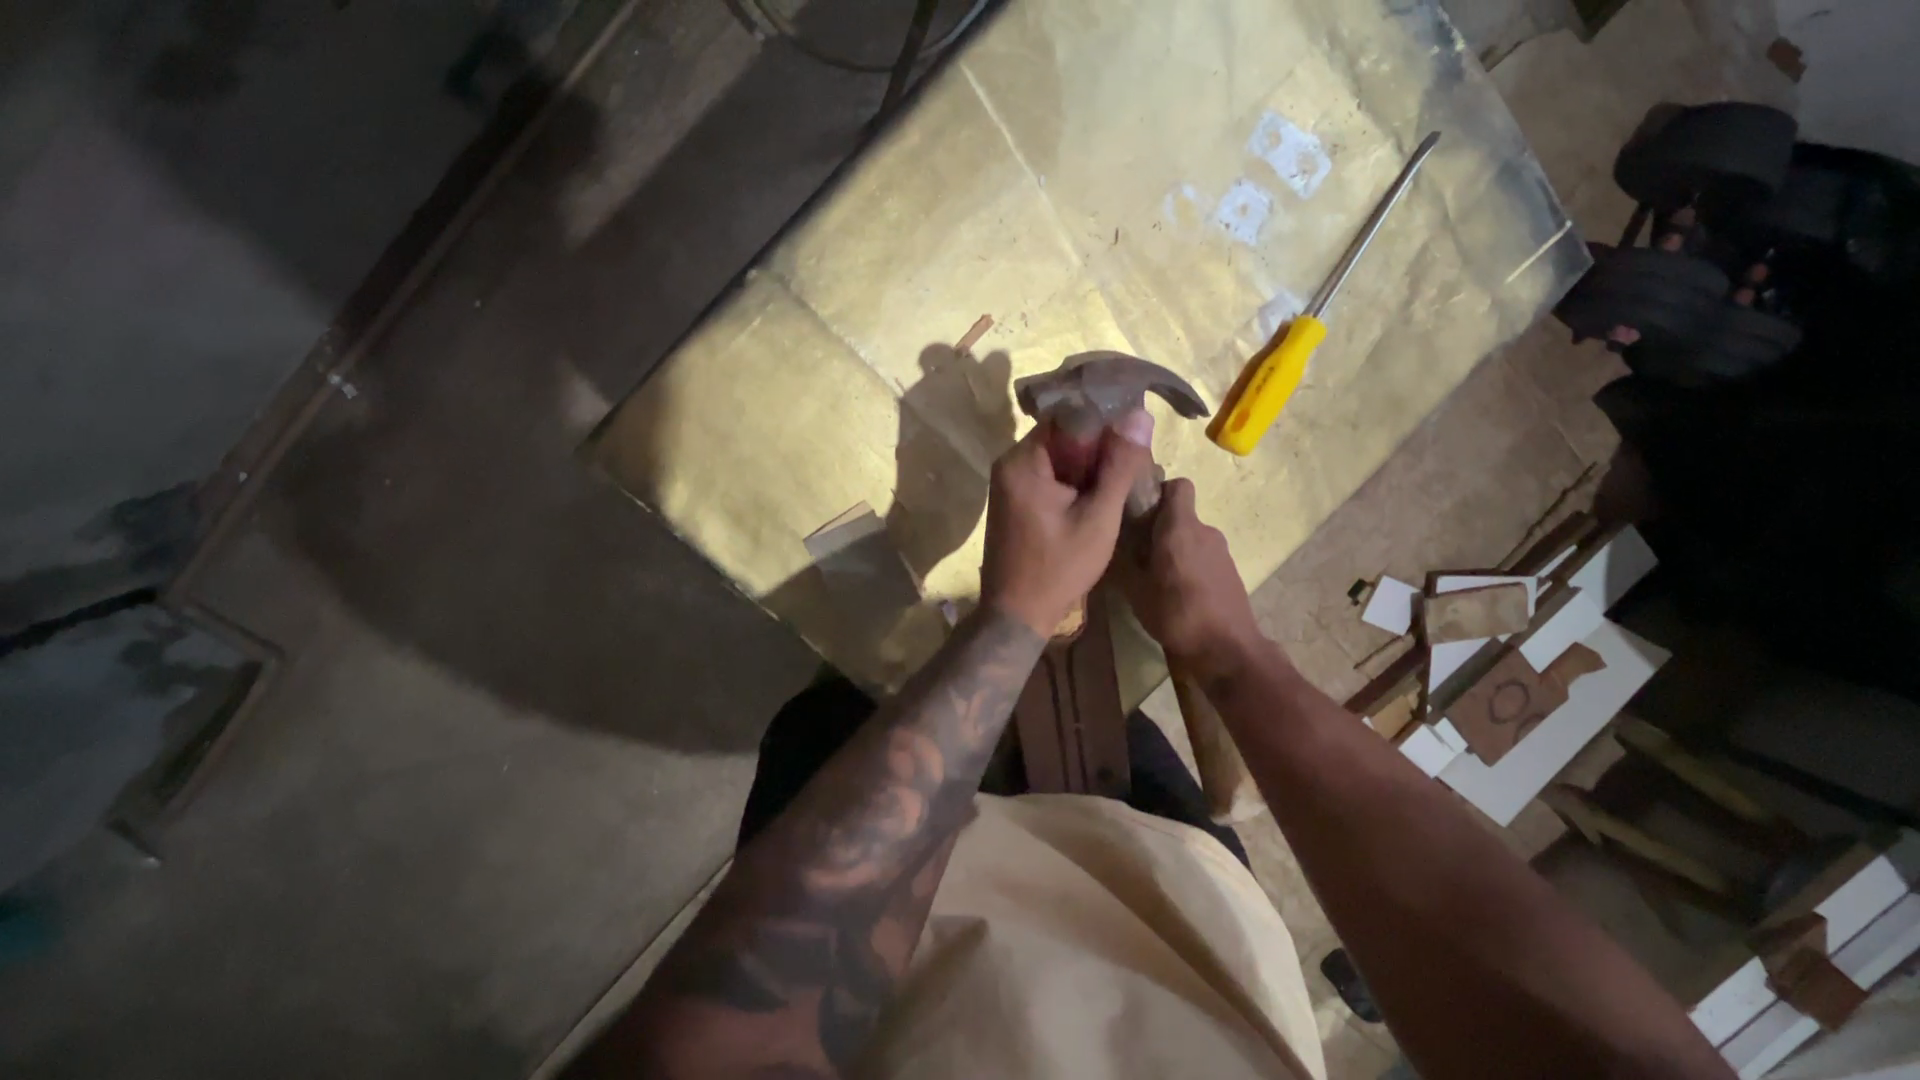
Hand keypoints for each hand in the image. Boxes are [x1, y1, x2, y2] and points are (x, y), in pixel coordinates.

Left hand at [980, 411, 1154, 635]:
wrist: (1017, 615)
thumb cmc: (1058, 568)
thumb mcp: (1098, 518)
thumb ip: (1120, 467)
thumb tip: (1140, 416)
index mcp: (1022, 461)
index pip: (1066, 416)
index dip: (1103, 422)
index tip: (1133, 437)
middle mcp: (1009, 464)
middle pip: (1062, 436)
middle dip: (1098, 447)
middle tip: (1134, 462)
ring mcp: (1008, 483)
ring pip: (1058, 458)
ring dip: (1088, 467)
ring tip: (1122, 480)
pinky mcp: (1014, 501)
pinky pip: (1048, 477)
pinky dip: (1073, 483)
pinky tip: (1098, 498)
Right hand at [1120, 478, 1263, 675]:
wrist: (1226, 650)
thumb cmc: (1176, 614)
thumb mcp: (1135, 590)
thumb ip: (1122, 562)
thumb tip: (1107, 544)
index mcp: (1181, 527)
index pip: (1177, 486)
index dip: (1158, 492)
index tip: (1138, 512)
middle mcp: (1204, 532)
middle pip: (1180, 515)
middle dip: (1157, 528)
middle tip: (1134, 551)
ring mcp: (1220, 553)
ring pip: (1190, 539)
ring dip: (1172, 551)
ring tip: (1151, 577)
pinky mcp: (1228, 573)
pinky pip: (1201, 559)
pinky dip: (1188, 568)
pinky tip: (1174, 594)